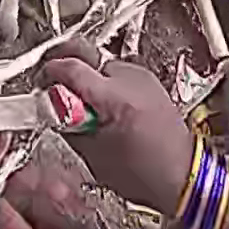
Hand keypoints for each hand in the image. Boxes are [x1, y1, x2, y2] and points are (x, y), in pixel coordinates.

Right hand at [40, 39, 193, 214]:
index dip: (49, 71)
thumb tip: (49, 104)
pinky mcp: (147, 78)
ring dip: (84, 73)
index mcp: (115, 99)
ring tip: (83, 99)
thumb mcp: (94, 157)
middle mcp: (130, 78)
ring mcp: (141, 75)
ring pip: (98, 60)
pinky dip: (102, 80)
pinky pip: (114, 70)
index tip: (40, 82)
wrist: (188, 179)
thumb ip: (67, 124)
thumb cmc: (144, 176)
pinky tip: (103, 101)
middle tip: (51, 76)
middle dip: (62, 58)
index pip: (71, 67)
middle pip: (83, 49)